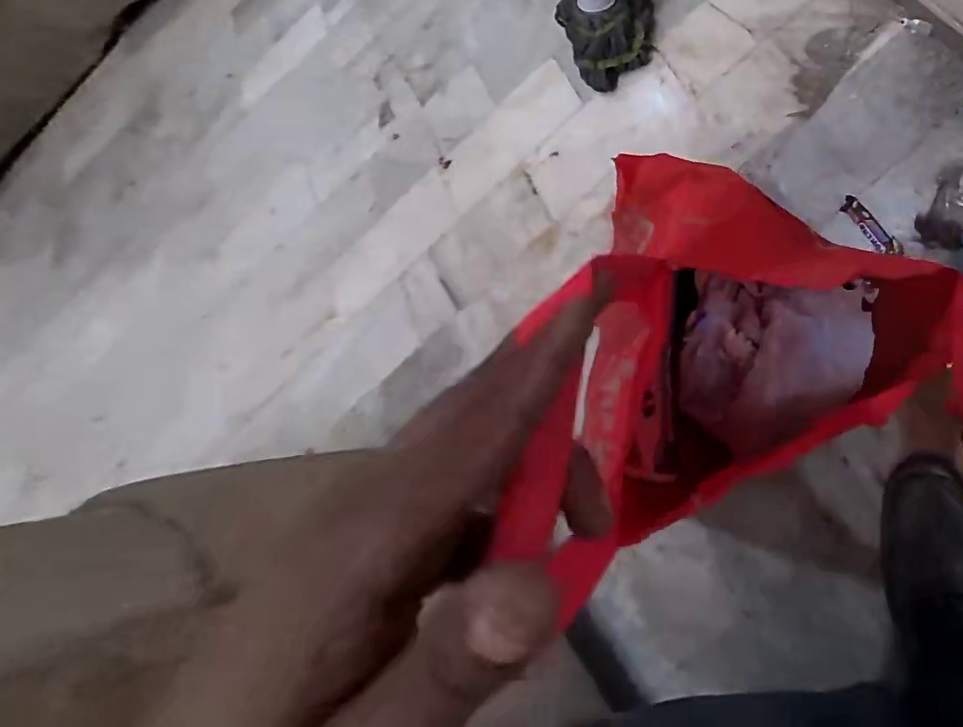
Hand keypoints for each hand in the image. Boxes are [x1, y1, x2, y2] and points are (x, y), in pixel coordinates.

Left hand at [150, 289, 612, 726]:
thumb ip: (448, 668)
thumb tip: (542, 584)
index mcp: (356, 541)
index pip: (477, 431)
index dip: (544, 364)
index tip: (591, 295)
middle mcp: (358, 505)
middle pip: (478, 418)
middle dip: (554, 405)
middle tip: (606, 443)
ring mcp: (359, 518)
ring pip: (476, 453)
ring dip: (540, 477)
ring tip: (582, 536)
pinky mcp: (365, 540)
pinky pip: (460, 492)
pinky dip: (509, 510)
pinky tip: (519, 565)